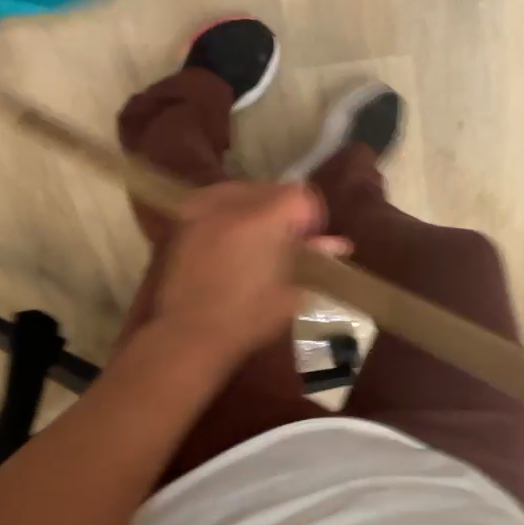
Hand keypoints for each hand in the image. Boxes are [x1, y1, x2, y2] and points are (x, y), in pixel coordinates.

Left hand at [150, 182, 349, 366]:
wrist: (190, 334)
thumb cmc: (248, 319)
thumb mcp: (291, 293)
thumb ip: (313, 260)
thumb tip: (338, 244)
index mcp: (262, 222)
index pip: (299, 195)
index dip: (312, 216)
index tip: (313, 239)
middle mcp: (231, 207)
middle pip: (270, 190)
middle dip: (286, 211)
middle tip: (290, 242)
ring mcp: (204, 213)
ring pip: (242, 192)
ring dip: (258, 210)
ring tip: (262, 241)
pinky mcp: (185, 225)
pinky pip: (216, 204)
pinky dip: (231, 215)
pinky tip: (235, 243)